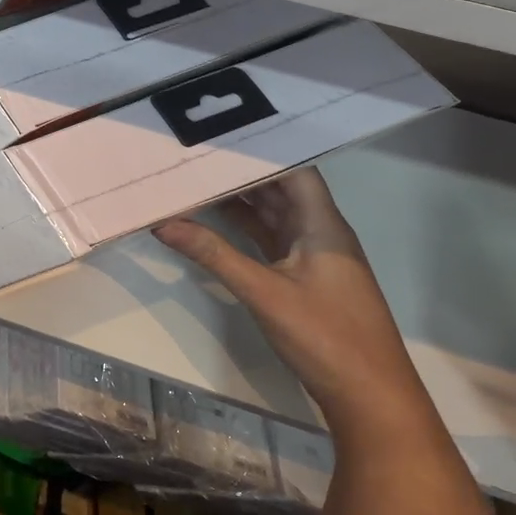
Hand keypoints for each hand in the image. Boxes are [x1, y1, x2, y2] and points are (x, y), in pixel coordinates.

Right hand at [152, 168, 423, 427]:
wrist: (368, 396)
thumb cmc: (327, 337)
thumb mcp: (263, 292)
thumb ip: (212, 253)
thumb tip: (160, 221)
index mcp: (324, 230)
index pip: (295, 173)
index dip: (262, 151)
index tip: (218, 132)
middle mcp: (319, 235)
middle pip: (278, 190)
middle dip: (236, 169)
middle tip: (188, 149)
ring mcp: (310, 256)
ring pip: (268, 212)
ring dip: (233, 196)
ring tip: (186, 174)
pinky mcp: (297, 275)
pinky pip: (263, 236)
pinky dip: (235, 224)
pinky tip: (202, 215)